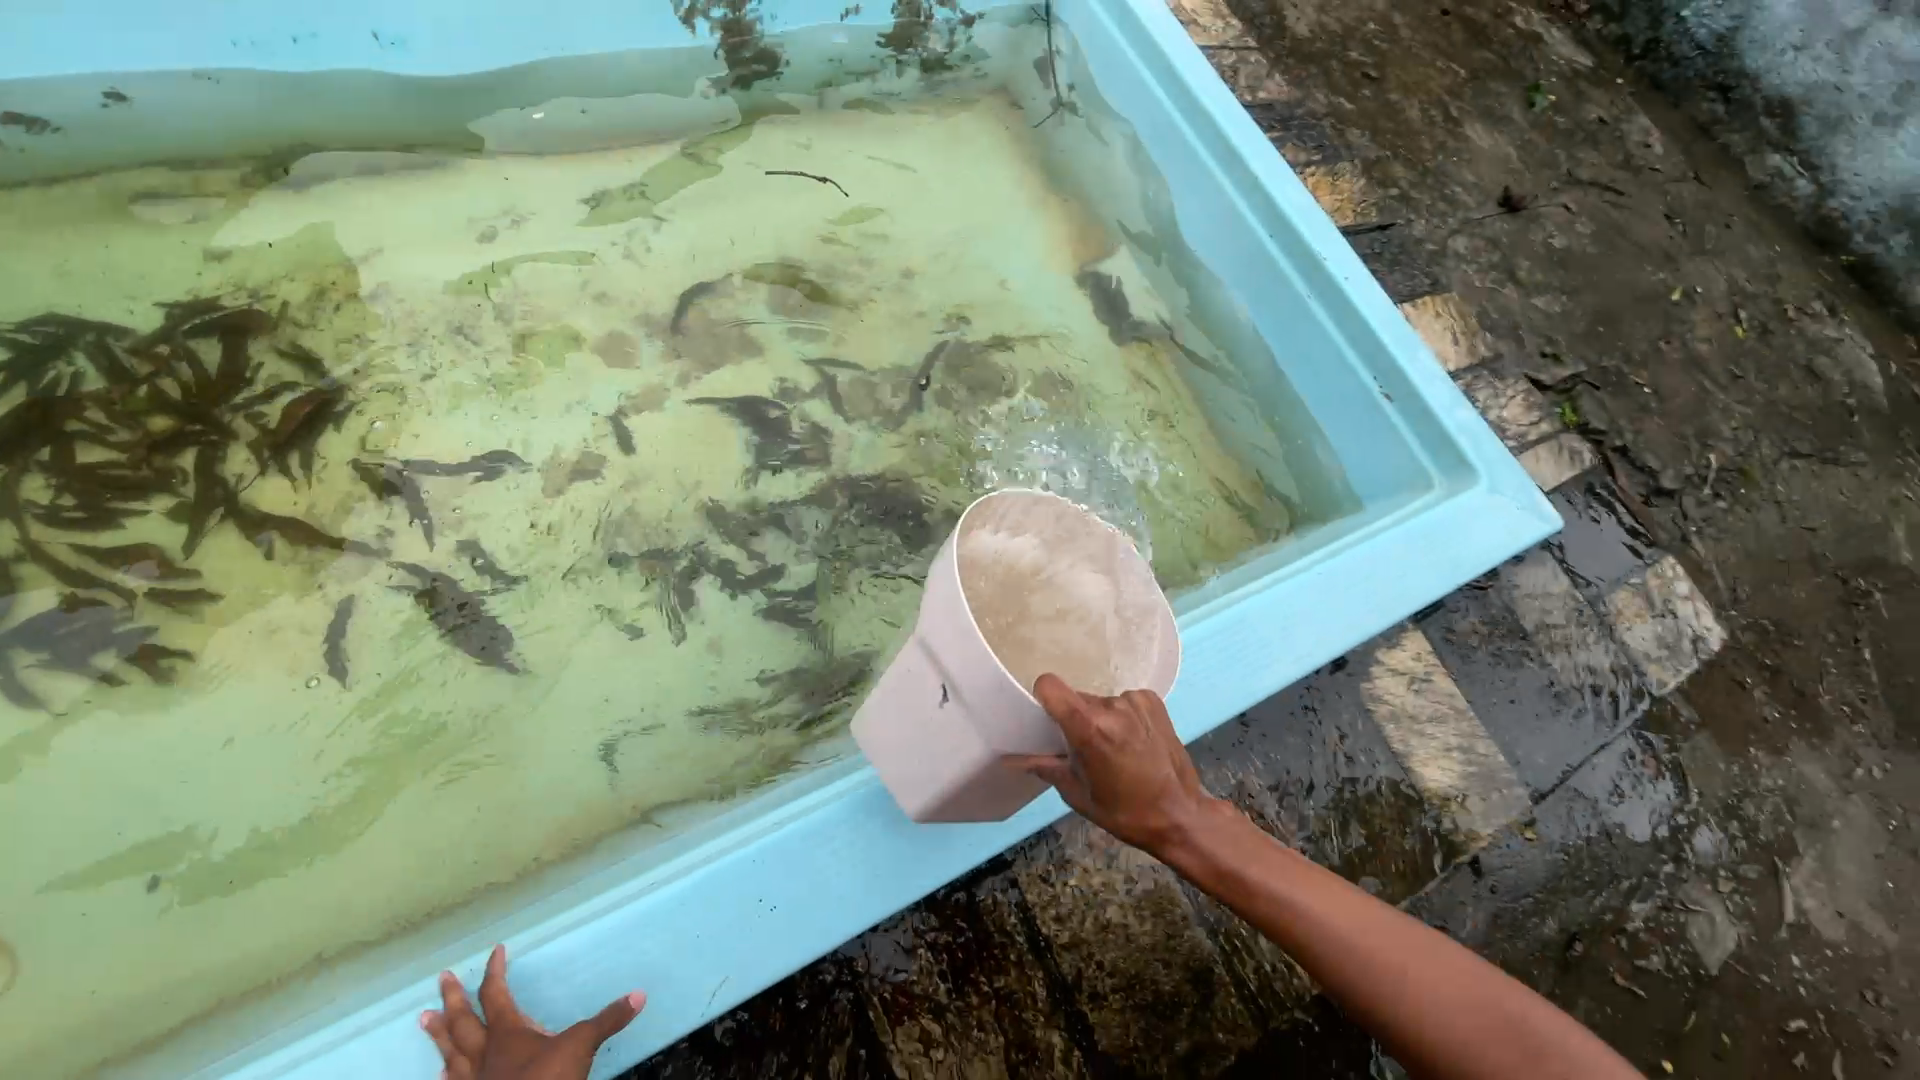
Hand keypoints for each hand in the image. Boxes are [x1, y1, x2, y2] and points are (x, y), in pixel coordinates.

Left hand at [421, 944, 644, 1079]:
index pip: (495, 995)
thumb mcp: (582, 1047)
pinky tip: (441, 1074)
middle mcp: (483, 1056)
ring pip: (450, 1053)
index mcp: (507, 1034)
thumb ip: (607, 1021)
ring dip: (438, 1035)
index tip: (496, 951)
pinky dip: (446, 1075)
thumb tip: (639, 995)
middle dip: (453, 999)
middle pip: (462, 1022)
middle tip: (440, 978)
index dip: (494, 971)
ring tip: (425, 1020)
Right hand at [1006, 674, 1224, 856]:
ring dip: (1101, 719)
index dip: (1044, 698)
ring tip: (1116, 750)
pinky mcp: (1154, 701)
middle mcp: (1112, 707)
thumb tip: (1014, 759)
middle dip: (1075, 719)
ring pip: (1101, 702)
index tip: (1048, 717)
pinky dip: (1124, 717)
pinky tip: (1135, 741)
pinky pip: (1124, 702)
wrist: (1180, 815)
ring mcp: (1136, 701)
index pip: (1050, 686)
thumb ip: (1046, 767)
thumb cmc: (1125, 812)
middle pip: (1077, 699)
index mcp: (1089, 728)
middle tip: (1086, 750)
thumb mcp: (1078, 795)